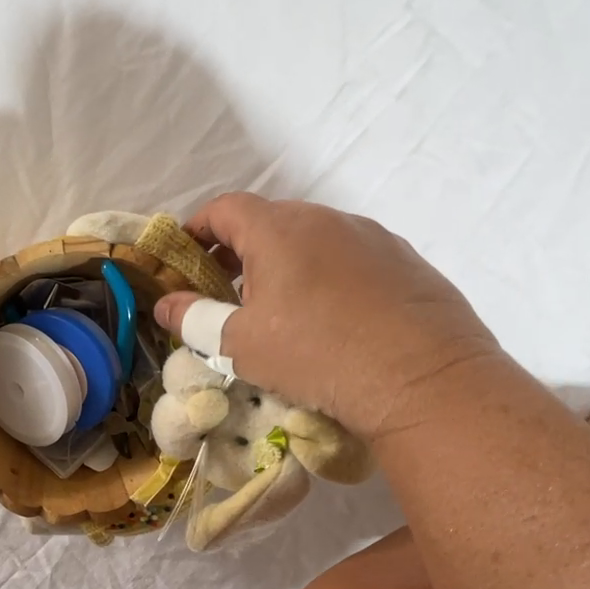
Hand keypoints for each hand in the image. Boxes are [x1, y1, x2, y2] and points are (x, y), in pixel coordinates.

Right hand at [153, 193, 502, 439]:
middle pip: (269, 221)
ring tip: (280, 311)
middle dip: (238, 251)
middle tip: (225, 292)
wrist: (425, 380)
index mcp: (278, 230)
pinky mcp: (406, 262)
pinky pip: (351, 258)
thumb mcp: (240, 345)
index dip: (197, 229)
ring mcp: (372, 237)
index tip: (184, 260)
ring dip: (285, 264)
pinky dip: (327, 276)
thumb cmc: (316, 354)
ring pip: (313, 239)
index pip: (224, 208)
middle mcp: (326, 220)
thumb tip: (164, 304)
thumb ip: (194, 319)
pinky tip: (333, 320)